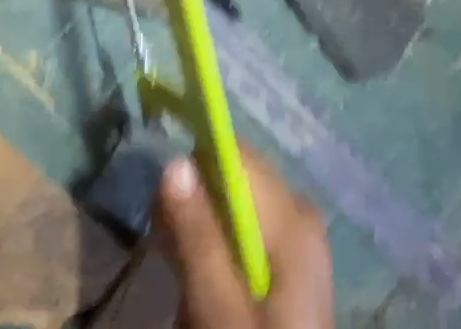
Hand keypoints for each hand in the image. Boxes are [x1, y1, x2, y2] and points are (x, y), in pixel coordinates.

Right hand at [157, 153, 333, 327]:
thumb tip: (174, 161)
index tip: (162, 197)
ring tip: (177, 261)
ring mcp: (293, 234)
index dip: (192, 163)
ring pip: (225, 197)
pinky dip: (208, 236)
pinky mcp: (283, 253)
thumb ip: (196, 234)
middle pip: (227, 174)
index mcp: (292, 219)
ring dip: (192, 220)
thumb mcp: (218, 305)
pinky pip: (236, 220)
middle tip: (165, 238)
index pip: (234, 154)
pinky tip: (195, 270)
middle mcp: (297, 213)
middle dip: (189, 197)